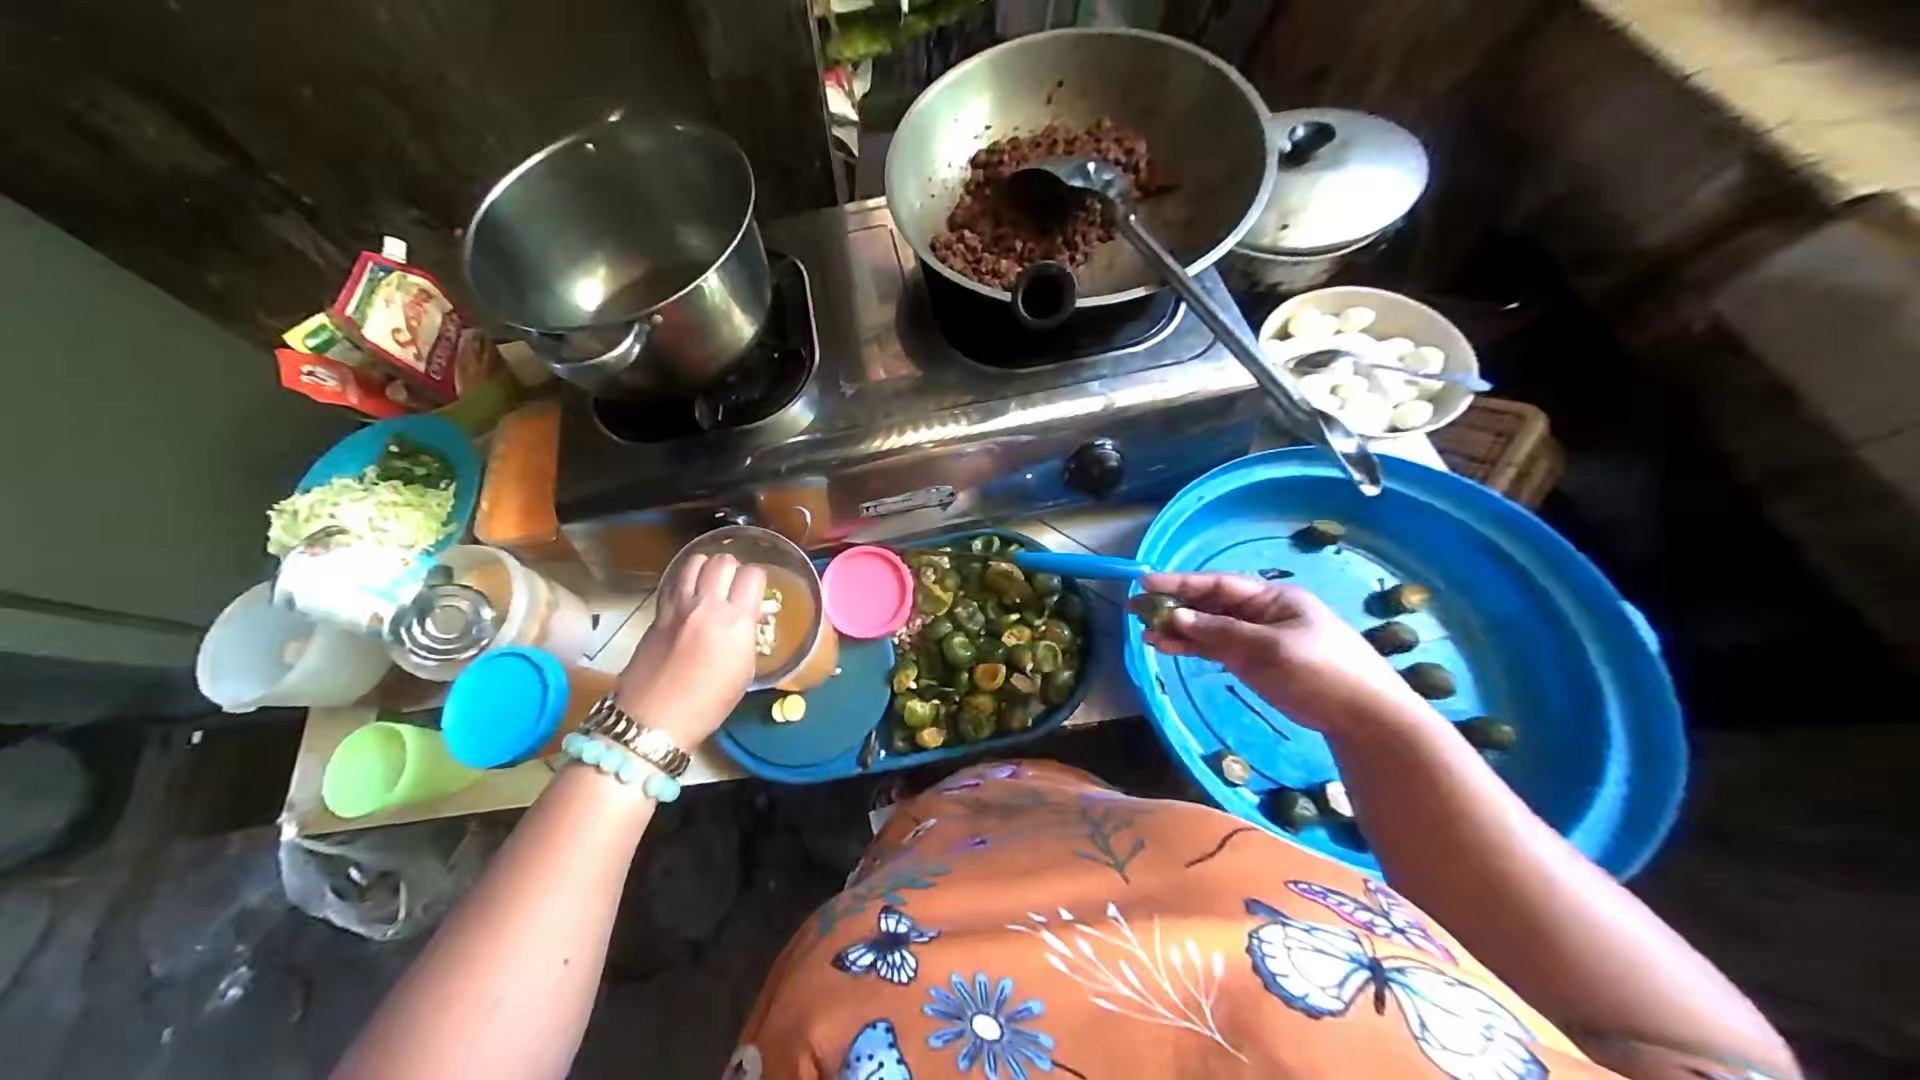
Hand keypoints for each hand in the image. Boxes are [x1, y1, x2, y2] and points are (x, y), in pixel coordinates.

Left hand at [617, 553, 766, 748]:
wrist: (654, 719)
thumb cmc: (708, 705)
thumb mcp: (744, 672)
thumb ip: (747, 637)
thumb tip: (746, 620)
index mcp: (735, 622)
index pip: (752, 575)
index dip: (758, 580)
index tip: (757, 592)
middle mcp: (706, 606)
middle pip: (723, 561)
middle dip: (734, 568)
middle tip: (734, 586)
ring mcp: (678, 606)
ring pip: (695, 561)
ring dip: (707, 567)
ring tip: (710, 583)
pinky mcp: (657, 613)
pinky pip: (674, 581)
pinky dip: (685, 580)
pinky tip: (689, 595)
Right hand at [1140, 572, 1436, 736]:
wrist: (1363, 716)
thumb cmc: (1322, 672)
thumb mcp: (1270, 649)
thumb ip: (1221, 632)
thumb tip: (1178, 617)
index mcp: (1272, 598)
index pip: (1218, 585)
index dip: (1180, 582)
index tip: (1146, 582)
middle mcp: (1260, 613)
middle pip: (1209, 604)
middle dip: (1173, 605)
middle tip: (1135, 608)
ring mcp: (1256, 638)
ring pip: (1208, 627)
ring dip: (1178, 629)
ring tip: (1145, 633)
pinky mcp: (1253, 662)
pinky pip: (1215, 648)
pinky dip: (1191, 647)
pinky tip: (1167, 647)